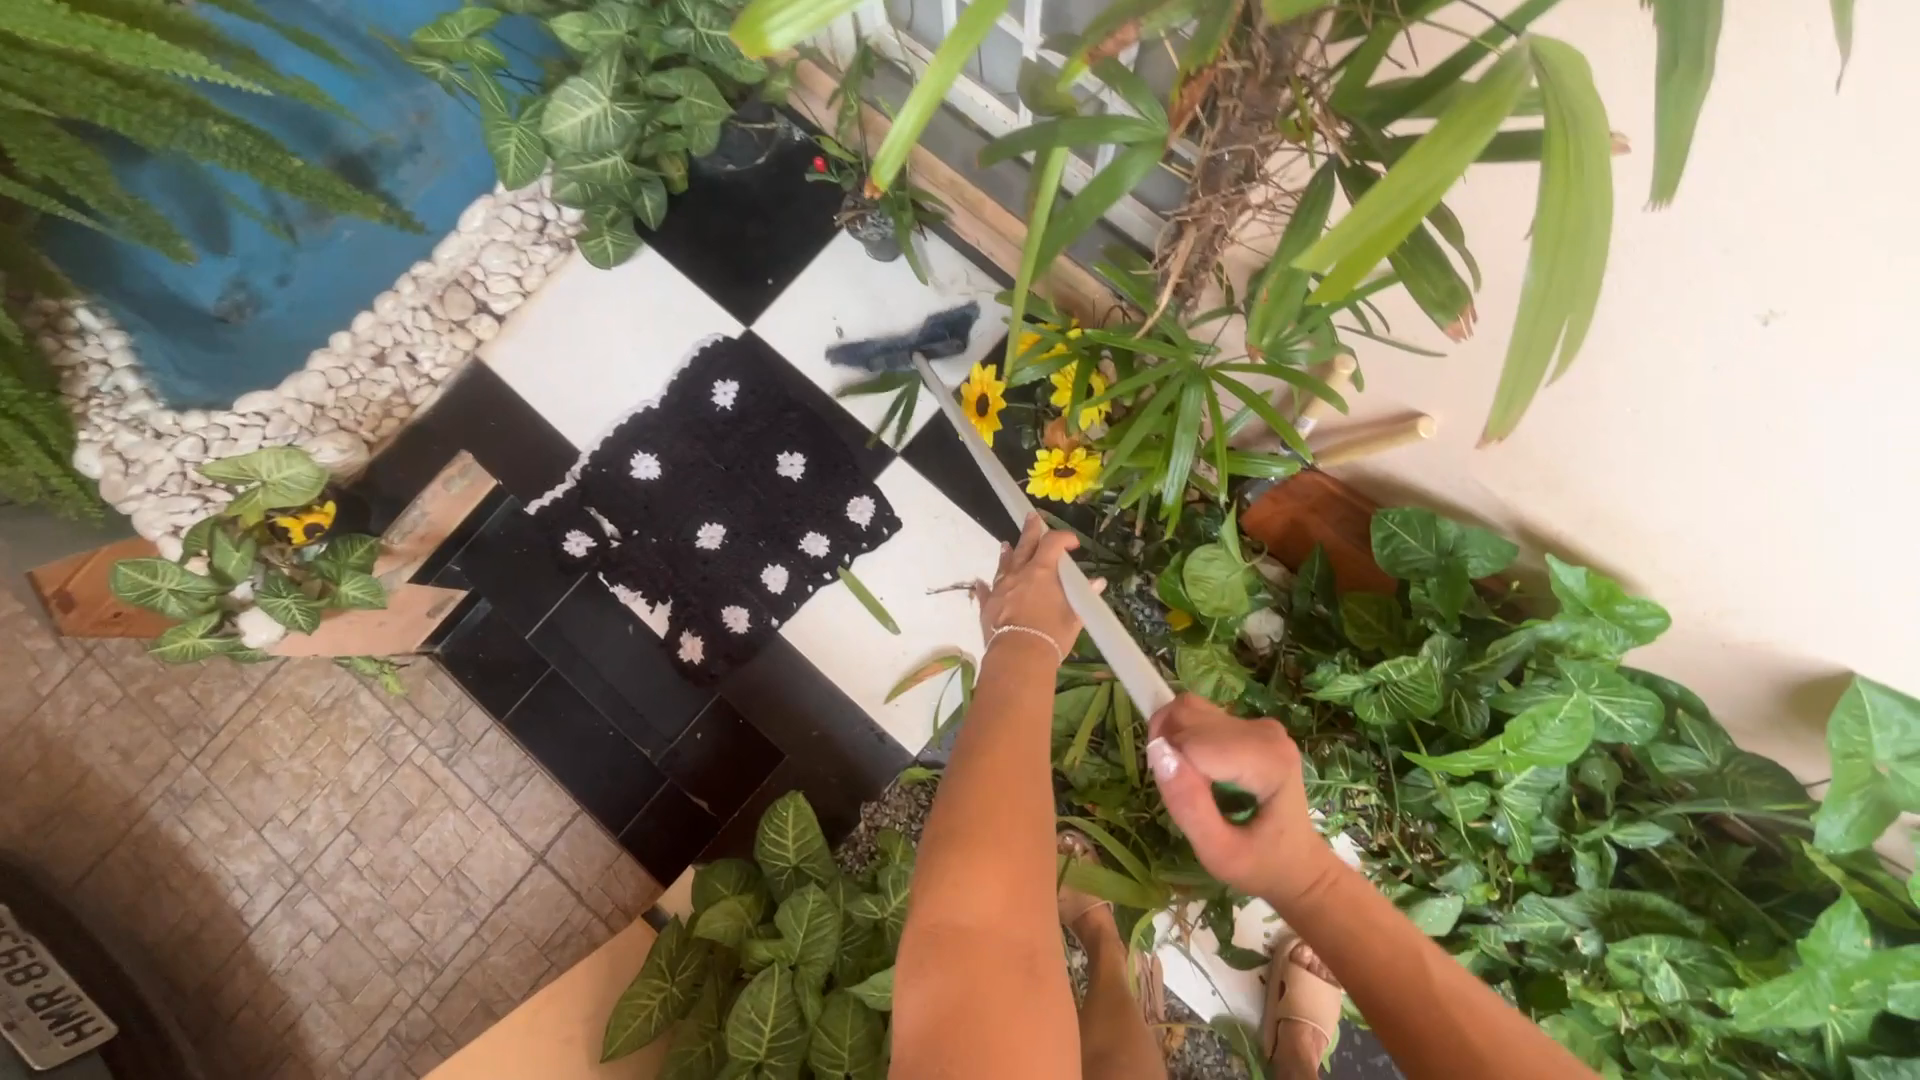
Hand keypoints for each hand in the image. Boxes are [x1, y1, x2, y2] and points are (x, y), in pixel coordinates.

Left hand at [973, 514, 1094, 661]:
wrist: (1019, 656)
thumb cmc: (1051, 634)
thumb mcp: (1074, 617)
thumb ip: (1083, 597)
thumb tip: (1098, 582)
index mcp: (1041, 572)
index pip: (1052, 543)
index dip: (1063, 538)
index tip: (1073, 543)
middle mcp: (1018, 574)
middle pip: (1024, 546)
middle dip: (1030, 530)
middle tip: (1031, 516)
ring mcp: (1000, 588)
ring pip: (1003, 565)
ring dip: (1007, 554)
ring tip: (1005, 544)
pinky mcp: (987, 605)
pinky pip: (985, 591)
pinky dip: (985, 586)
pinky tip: (980, 582)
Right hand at [1146, 695, 1340, 912]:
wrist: (1298, 864)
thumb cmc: (1261, 865)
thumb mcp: (1219, 853)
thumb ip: (1188, 805)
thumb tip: (1157, 752)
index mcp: (1268, 761)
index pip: (1193, 743)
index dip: (1173, 772)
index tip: (1181, 805)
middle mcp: (1265, 732)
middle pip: (1188, 717)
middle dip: (1169, 752)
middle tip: (1179, 794)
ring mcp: (1257, 724)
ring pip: (1188, 710)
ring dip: (1171, 740)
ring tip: (1185, 781)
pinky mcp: (1248, 724)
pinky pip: (1196, 715)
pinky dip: (1181, 737)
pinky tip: (1195, 770)